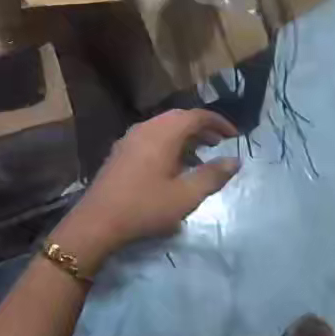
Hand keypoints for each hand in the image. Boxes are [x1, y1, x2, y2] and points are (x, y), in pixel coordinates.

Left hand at [51, 109, 240, 269]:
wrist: (99, 219)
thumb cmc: (145, 207)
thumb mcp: (186, 195)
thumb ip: (212, 175)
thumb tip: (234, 160)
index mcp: (160, 134)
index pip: (193, 116)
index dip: (217, 122)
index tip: (235, 135)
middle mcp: (143, 130)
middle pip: (176, 118)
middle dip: (200, 127)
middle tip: (219, 143)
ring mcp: (128, 139)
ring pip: (161, 127)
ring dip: (184, 135)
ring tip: (202, 155)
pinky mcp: (120, 151)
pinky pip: (149, 137)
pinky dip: (168, 142)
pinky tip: (175, 164)